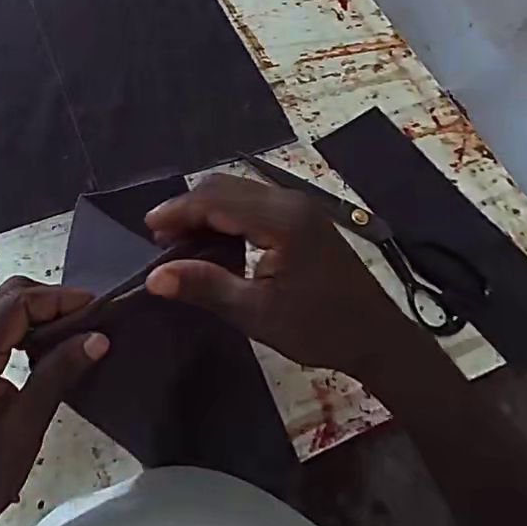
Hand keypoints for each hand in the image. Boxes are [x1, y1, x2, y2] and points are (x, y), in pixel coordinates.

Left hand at [0, 276, 109, 525]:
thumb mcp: (27, 424)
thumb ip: (59, 373)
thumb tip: (95, 337)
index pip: (15, 304)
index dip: (56, 298)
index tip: (91, 305)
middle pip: (6, 297)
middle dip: (48, 298)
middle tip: (86, 315)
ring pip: (1, 308)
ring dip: (38, 311)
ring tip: (74, 327)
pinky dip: (25, 326)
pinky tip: (48, 344)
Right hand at [143, 173, 429, 383]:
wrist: (378, 338)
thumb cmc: (319, 329)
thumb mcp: (257, 314)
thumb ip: (205, 287)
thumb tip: (154, 278)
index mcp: (281, 220)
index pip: (215, 200)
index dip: (178, 211)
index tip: (149, 230)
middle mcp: (289, 200)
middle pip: (223, 187)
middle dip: (188, 208)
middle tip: (163, 240)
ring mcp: (297, 204)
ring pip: (236, 191)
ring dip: (206, 210)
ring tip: (182, 242)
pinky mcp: (300, 214)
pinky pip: (251, 201)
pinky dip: (226, 215)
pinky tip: (216, 242)